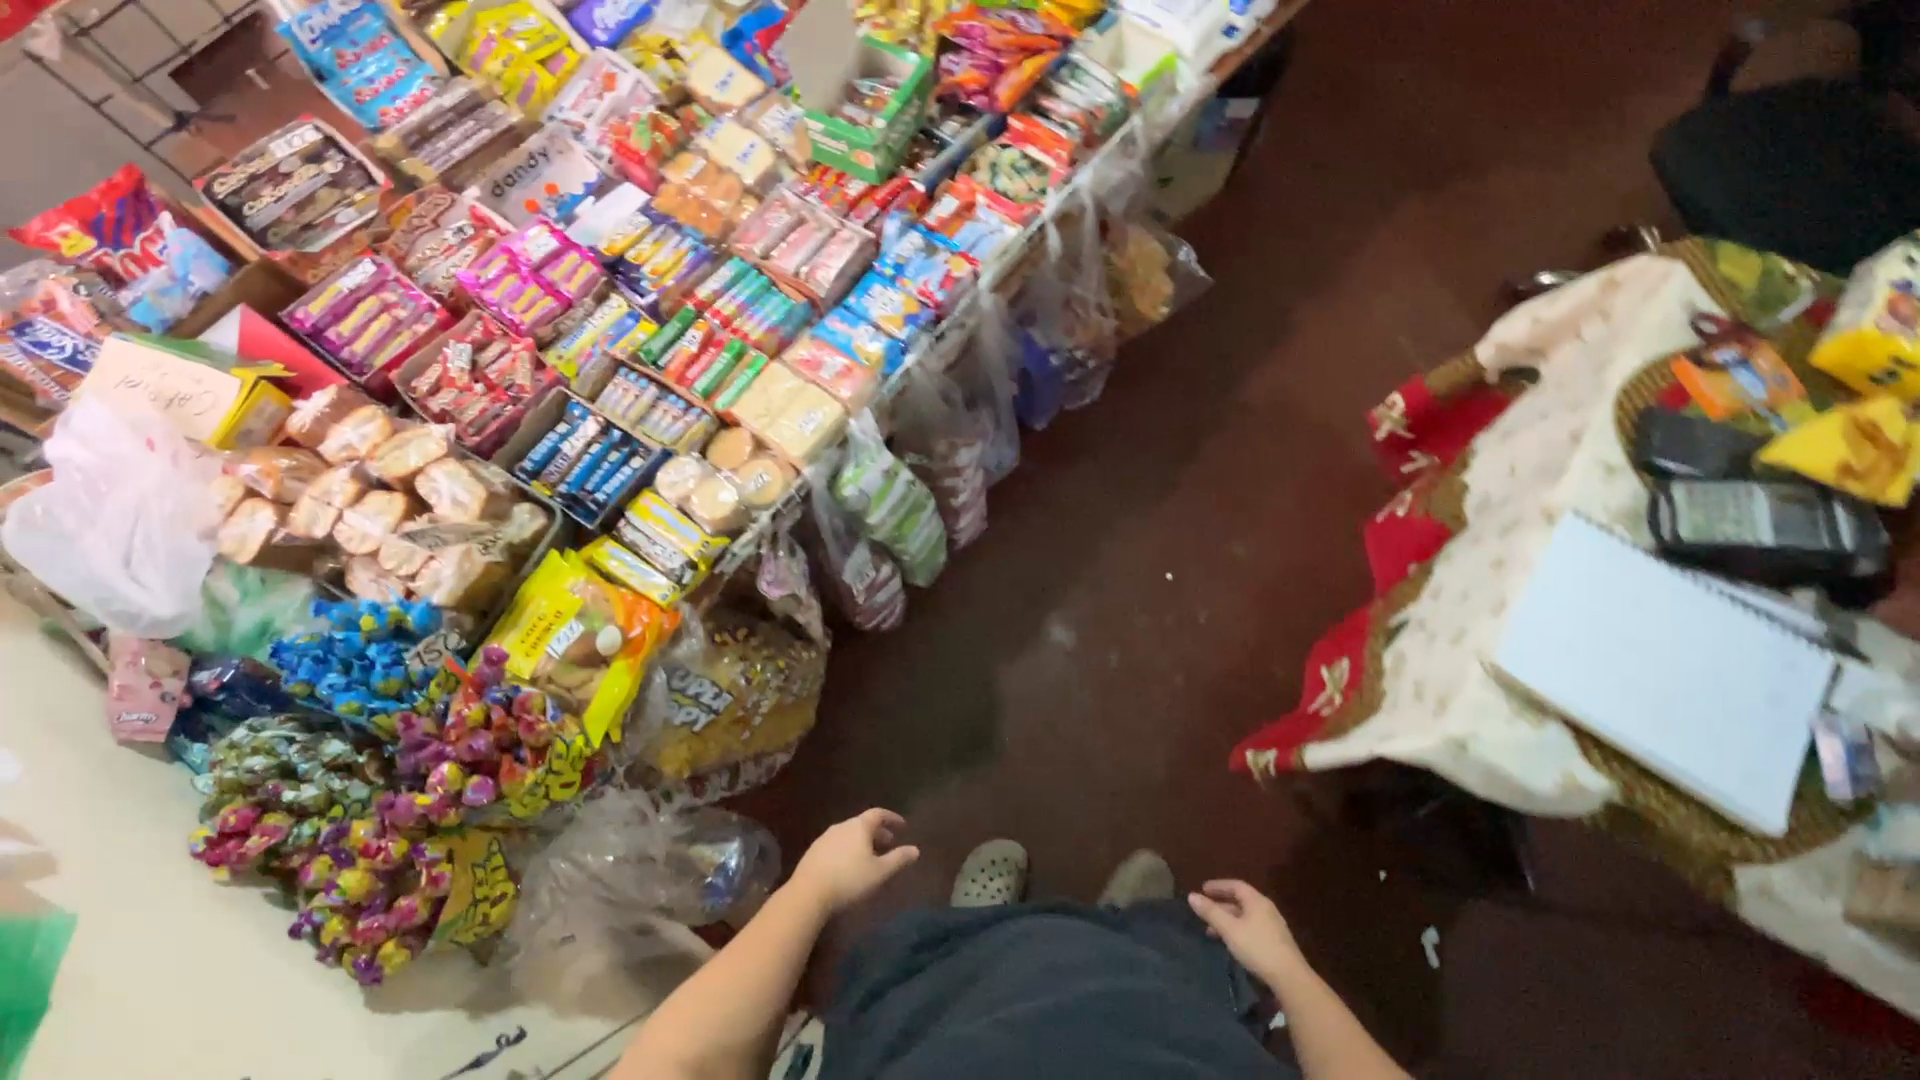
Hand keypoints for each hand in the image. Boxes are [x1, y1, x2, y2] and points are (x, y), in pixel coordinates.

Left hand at [788, 808, 919, 915]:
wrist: (808, 893)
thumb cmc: (850, 879)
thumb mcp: (880, 872)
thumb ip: (898, 859)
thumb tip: (915, 850)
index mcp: (859, 826)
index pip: (878, 814)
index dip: (892, 818)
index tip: (902, 826)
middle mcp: (842, 826)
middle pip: (863, 823)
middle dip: (878, 832)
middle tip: (888, 843)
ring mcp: (825, 837)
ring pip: (849, 834)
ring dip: (862, 841)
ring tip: (870, 856)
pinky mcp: (814, 851)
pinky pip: (837, 844)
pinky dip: (848, 848)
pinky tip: (849, 865)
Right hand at [1187, 880, 1304, 982]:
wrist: (1290, 978)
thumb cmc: (1257, 947)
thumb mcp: (1229, 929)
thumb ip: (1210, 912)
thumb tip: (1191, 895)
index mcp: (1257, 901)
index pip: (1236, 885)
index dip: (1218, 886)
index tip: (1203, 889)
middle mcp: (1266, 910)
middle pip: (1241, 901)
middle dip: (1221, 905)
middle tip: (1204, 911)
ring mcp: (1273, 926)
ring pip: (1245, 917)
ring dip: (1228, 920)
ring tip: (1212, 931)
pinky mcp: (1276, 943)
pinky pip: (1251, 928)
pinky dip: (1237, 930)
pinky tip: (1230, 943)